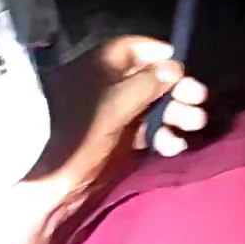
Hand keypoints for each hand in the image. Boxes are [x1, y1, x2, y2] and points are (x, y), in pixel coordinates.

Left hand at [34, 37, 208, 195]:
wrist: (45, 194)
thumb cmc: (74, 138)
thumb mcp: (112, 108)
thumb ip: (146, 86)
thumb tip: (176, 66)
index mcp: (99, 69)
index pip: (135, 49)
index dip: (161, 55)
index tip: (185, 67)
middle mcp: (109, 86)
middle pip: (152, 77)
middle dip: (177, 88)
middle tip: (199, 98)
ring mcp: (116, 114)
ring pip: (155, 104)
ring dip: (176, 113)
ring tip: (195, 123)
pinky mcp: (121, 140)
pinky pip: (150, 130)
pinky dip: (164, 135)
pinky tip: (174, 146)